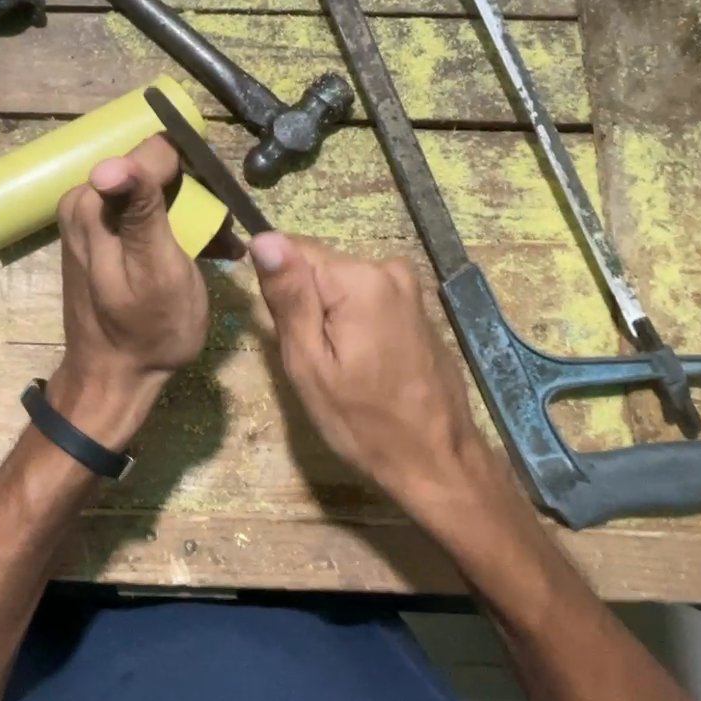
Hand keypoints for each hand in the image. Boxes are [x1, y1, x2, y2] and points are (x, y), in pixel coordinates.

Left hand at [48, 136, 208, 449]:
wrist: (115, 380)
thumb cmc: (147, 330)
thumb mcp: (156, 269)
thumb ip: (139, 212)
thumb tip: (112, 163)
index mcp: (93, 201)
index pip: (155, 152)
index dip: (194, 174)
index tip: (217, 208)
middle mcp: (84, 198)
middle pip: (154, 170)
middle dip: (194, 196)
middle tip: (220, 235)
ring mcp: (90, 218)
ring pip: (154, 192)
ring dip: (191, 214)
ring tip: (219, 246)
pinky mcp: (99, 236)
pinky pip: (143, 214)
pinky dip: (175, 228)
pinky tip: (205, 251)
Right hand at [250, 233, 493, 512]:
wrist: (437, 462)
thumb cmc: (364, 421)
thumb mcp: (309, 364)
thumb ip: (288, 296)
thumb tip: (263, 239)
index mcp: (359, 280)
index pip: (292, 250)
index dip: (280, 289)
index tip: (289, 333)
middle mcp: (388, 269)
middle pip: (318, 268)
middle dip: (305, 305)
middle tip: (312, 358)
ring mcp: (409, 287)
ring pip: (338, 284)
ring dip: (328, 316)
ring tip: (337, 365)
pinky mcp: (416, 306)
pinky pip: (363, 297)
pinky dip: (352, 322)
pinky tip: (362, 363)